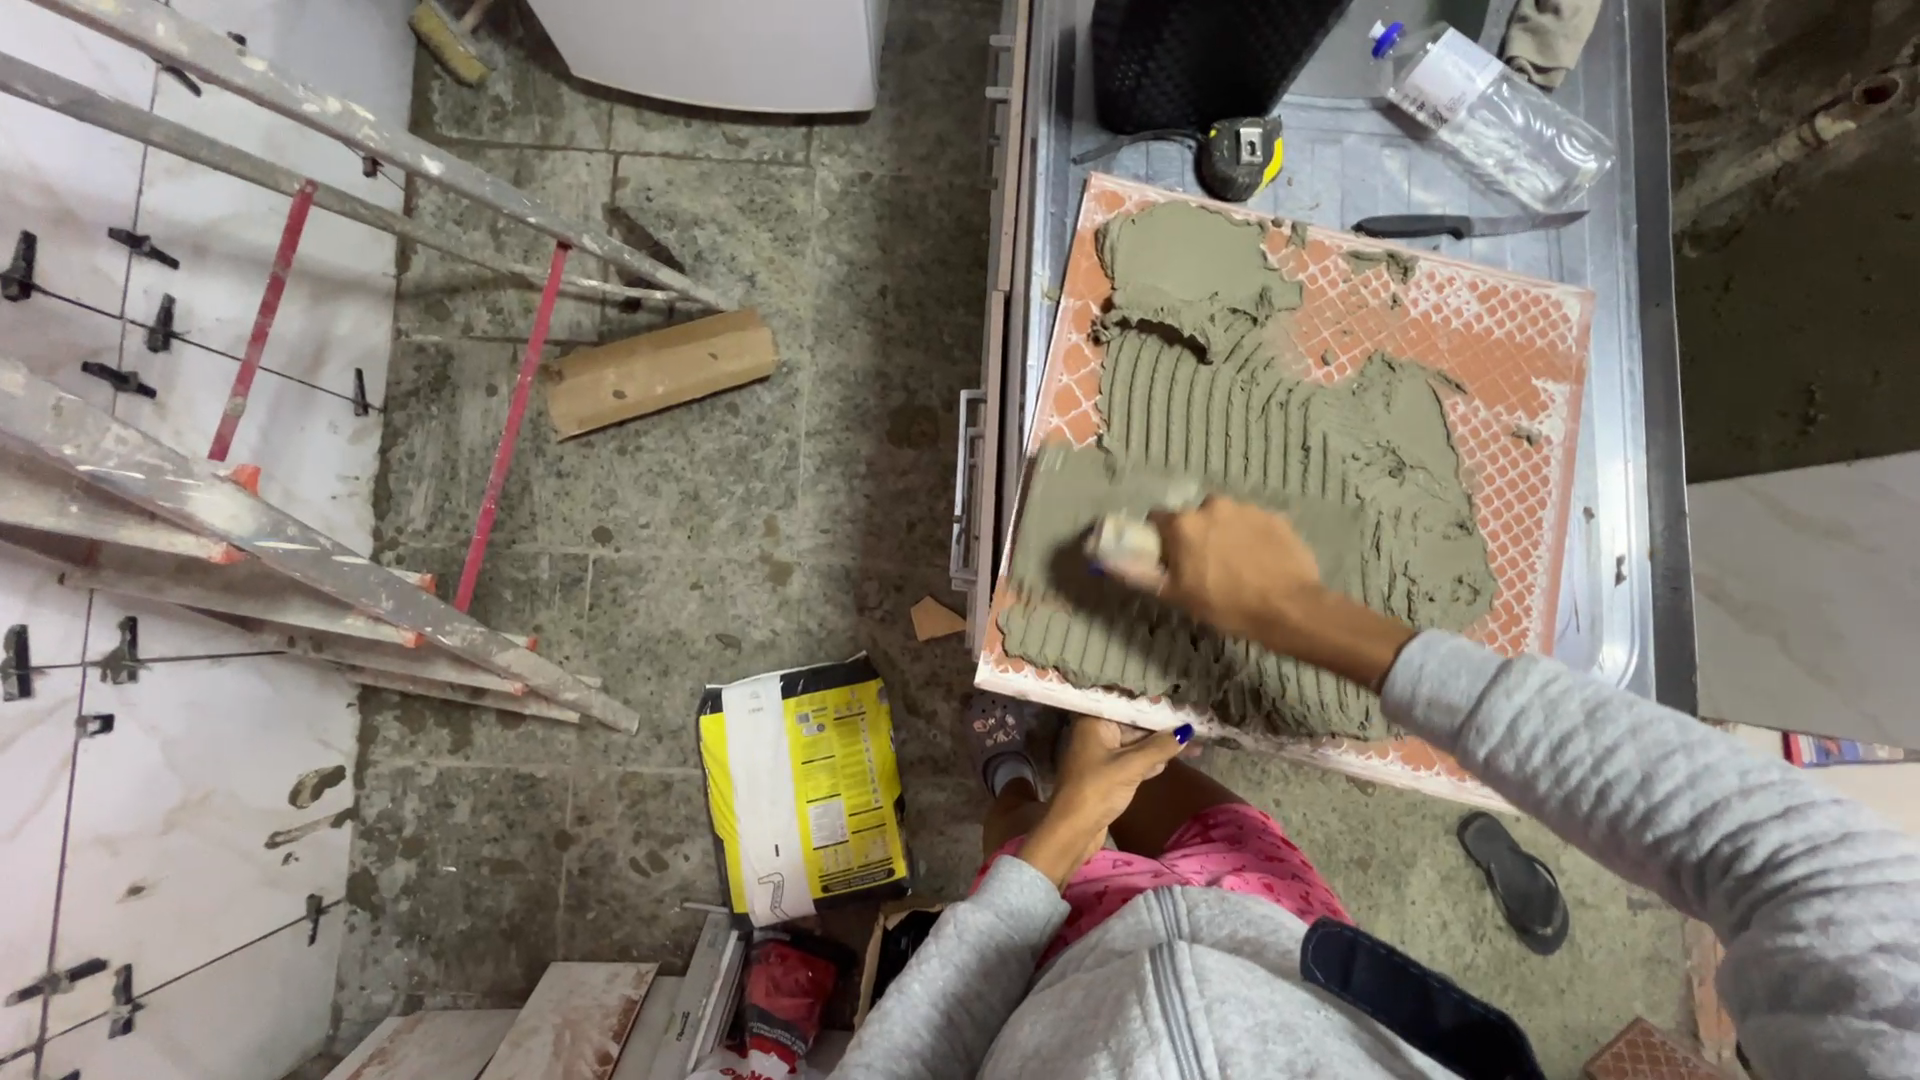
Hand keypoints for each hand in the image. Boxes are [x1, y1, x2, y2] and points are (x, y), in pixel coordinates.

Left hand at [1016, 716, 1189, 889]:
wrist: (1072, 830)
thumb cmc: (1097, 790)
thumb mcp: (1131, 766)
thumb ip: (1159, 747)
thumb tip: (1186, 731)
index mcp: (1094, 722)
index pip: (1127, 705)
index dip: (1154, 708)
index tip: (1180, 709)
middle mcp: (1095, 733)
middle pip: (1133, 725)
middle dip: (1160, 729)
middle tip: (1192, 728)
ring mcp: (1101, 754)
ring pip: (1135, 744)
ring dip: (1158, 746)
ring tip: (1191, 744)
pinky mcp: (1107, 774)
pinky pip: (1131, 761)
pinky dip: (1149, 761)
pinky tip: (1169, 761)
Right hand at [1105, 496, 1327, 648]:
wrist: (1289, 608)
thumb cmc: (1226, 605)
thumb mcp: (1176, 595)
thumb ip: (1137, 573)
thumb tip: (1103, 559)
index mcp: (1183, 524)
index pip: (1158, 519)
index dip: (1162, 540)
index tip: (1171, 560)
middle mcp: (1212, 506)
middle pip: (1193, 517)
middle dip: (1195, 536)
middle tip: (1205, 567)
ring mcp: (1246, 508)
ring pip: (1224, 518)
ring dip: (1223, 534)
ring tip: (1236, 566)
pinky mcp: (1274, 516)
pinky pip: (1252, 523)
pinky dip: (1250, 537)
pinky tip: (1258, 562)